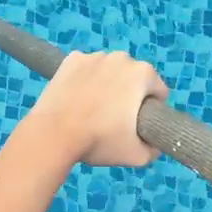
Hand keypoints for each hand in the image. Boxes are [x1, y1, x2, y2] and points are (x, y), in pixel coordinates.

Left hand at [23, 51, 169, 166]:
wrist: (53, 134)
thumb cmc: (99, 141)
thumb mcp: (137, 155)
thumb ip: (153, 148)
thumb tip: (153, 144)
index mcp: (143, 73)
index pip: (158, 92)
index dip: (150, 110)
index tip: (135, 124)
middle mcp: (121, 57)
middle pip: (133, 78)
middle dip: (128, 95)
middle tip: (112, 120)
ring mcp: (93, 56)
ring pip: (108, 72)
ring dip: (106, 85)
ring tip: (91, 110)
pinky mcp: (70, 59)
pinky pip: (85, 69)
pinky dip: (84, 79)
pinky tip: (77, 98)